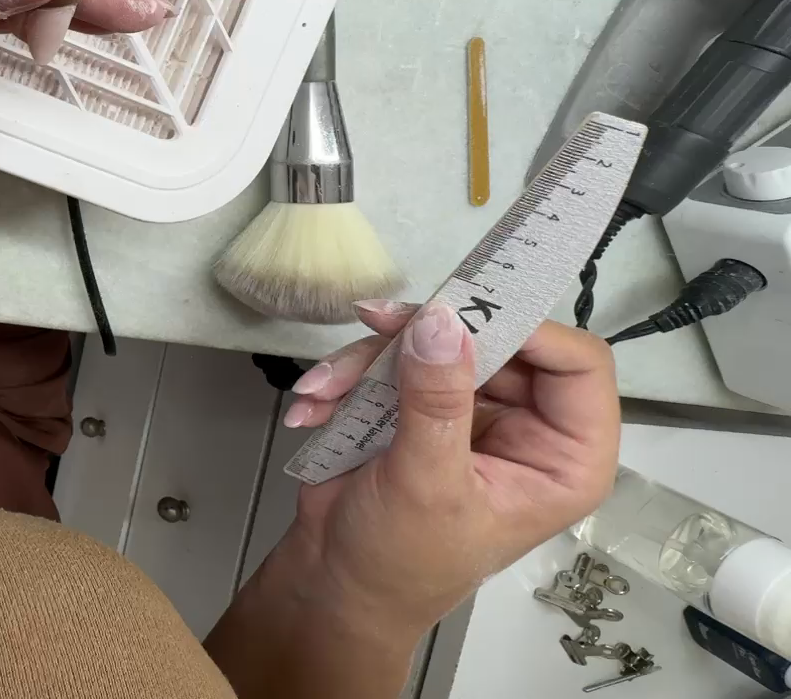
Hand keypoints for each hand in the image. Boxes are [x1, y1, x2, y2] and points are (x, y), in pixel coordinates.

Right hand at [278, 301, 621, 624]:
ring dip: (360, 364)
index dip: (523, 326)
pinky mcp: (405, 407)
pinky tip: (311, 407)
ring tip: (319, 394)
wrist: (336, 573)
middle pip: (483, 342)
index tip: (451, 308)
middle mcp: (518, 425)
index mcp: (559, 453)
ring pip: (421, 347)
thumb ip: (435, 401)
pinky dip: (338, 380)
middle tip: (367, 323)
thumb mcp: (426, 481)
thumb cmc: (404, 554)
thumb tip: (440, 322)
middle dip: (415, 338)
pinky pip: (378, 365)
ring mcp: (457, 411)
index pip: (572, 364)